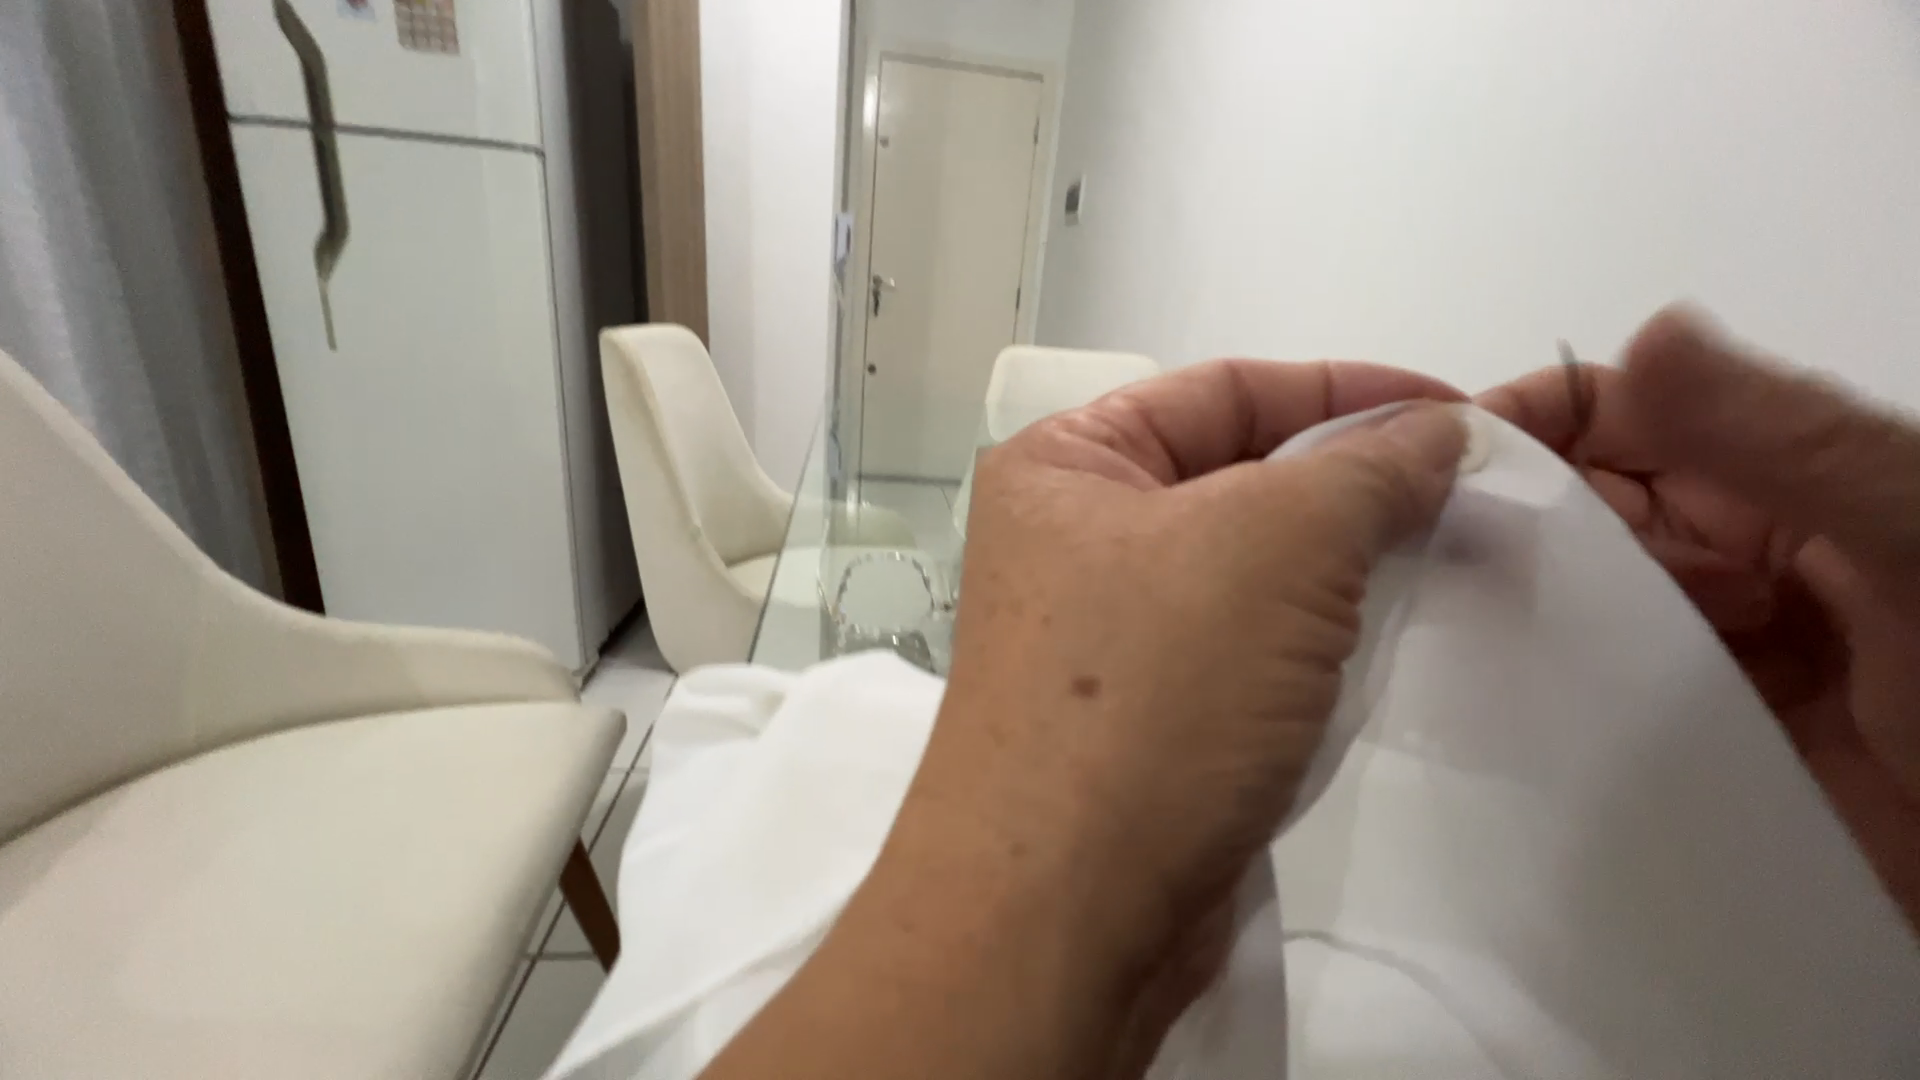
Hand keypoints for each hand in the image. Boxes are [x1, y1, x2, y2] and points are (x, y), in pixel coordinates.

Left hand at [867, 360, 1464, 1073]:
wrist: (1064, 904)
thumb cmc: (1153, 689)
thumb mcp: (1273, 542)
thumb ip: (1365, 468)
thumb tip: (1434, 433)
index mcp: (1062, 463)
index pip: (1223, 389)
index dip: (1349, 391)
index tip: (1465, 416)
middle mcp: (1068, 534)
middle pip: (1233, 474)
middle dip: (1351, 481)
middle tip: (1472, 500)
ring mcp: (1098, 625)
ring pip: (1242, 562)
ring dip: (1338, 561)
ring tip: (1443, 563)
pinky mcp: (1134, 704)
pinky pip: (1236, 639)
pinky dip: (1307, 632)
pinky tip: (1376, 638)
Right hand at [1480, 308, 1919, 927]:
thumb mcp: (1916, 539)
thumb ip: (1790, 440)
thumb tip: (1650, 329)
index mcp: (1766, 475)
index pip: (1606, 413)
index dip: (1516, 421)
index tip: (1423, 465)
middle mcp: (1713, 542)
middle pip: (1562, 500)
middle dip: (1488, 513)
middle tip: (1406, 555)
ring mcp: (1683, 629)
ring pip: (1553, 584)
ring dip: (1493, 594)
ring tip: (1424, 618)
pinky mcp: (1664, 711)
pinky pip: (1572, 667)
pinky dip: (1520, 666)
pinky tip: (1467, 677)